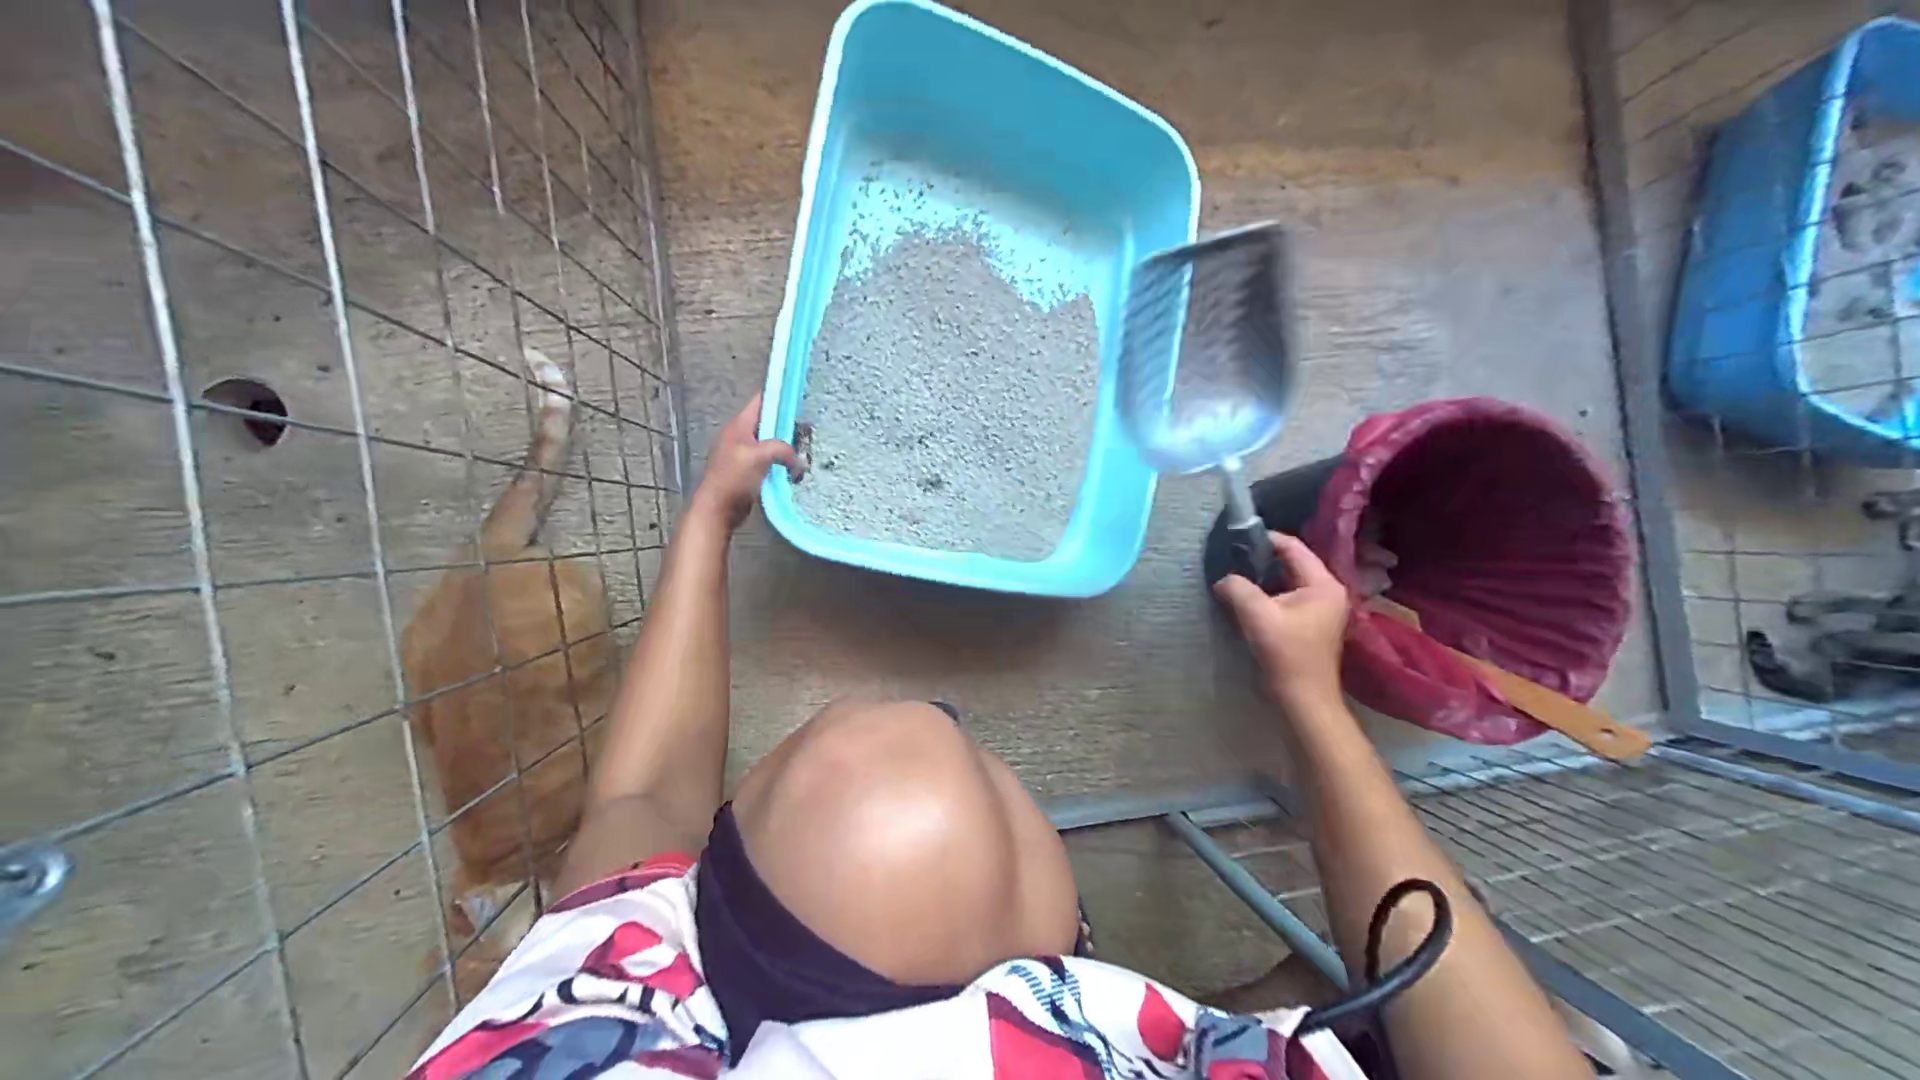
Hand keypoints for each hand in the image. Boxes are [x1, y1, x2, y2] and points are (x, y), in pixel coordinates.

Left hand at [689, 393, 801, 531]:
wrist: (718, 509)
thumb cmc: (734, 478)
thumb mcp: (759, 456)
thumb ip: (782, 449)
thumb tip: (798, 461)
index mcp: (738, 426)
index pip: (760, 401)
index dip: (779, 395)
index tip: (800, 395)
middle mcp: (739, 436)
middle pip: (768, 423)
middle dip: (788, 426)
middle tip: (810, 430)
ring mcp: (743, 454)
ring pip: (770, 443)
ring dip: (786, 447)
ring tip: (806, 450)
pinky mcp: (747, 471)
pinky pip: (768, 461)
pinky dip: (781, 462)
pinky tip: (794, 469)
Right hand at [1213, 533, 1349, 707]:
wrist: (1304, 699)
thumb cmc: (1286, 655)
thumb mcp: (1257, 616)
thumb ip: (1238, 588)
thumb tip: (1224, 578)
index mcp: (1323, 584)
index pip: (1294, 548)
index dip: (1265, 538)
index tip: (1236, 536)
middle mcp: (1327, 592)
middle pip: (1291, 562)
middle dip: (1261, 558)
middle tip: (1231, 555)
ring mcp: (1321, 609)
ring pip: (1287, 580)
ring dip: (1262, 577)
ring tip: (1234, 573)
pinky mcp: (1310, 623)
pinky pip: (1286, 596)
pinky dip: (1267, 593)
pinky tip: (1245, 597)